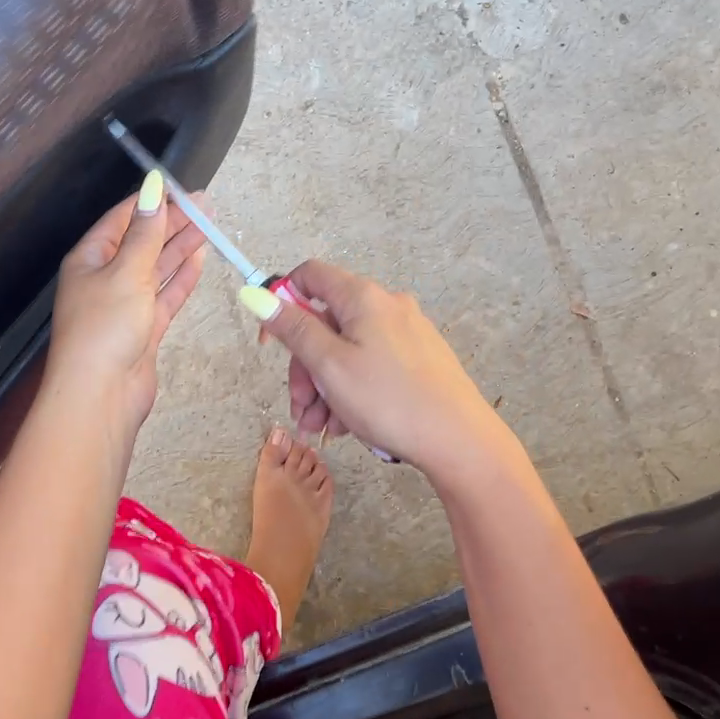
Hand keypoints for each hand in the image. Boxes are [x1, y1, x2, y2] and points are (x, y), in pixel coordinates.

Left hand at [44, 172, 209, 431]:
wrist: (100, 396)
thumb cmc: (105, 327)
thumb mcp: (126, 271)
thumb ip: (146, 232)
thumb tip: (152, 188)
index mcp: (89, 259)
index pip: (121, 220)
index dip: (149, 202)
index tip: (178, 188)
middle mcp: (104, 278)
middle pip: (142, 242)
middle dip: (171, 223)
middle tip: (205, 204)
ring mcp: (124, 305)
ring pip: (156, 267)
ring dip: (180, 247)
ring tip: (208, 225)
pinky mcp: (143, 329)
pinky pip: (165, 295)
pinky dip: (181, 278)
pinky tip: (199, 259)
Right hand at [240, 260, 510, 475]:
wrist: (462, 443)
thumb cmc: (389, 400)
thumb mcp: (329, 366)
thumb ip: (293, 328)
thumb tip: (258, 294)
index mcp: (362, 297)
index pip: (309, 275)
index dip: (282, 301)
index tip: (271, 341)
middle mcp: (387, 305)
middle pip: (326, 321)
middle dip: (305, 365)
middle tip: (299, 407)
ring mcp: (408, 333)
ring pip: (348, 349)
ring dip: (325, 386)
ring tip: (322, 429)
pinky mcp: (421, 360)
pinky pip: (372, 365)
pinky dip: (353, 390)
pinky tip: (349, 426)